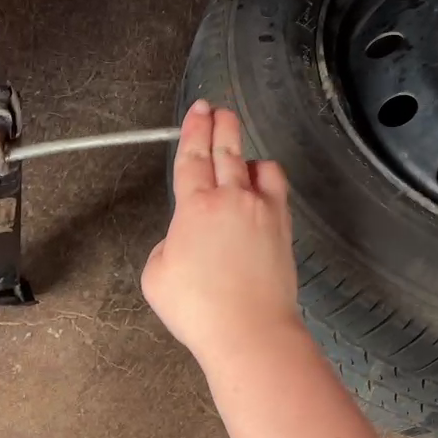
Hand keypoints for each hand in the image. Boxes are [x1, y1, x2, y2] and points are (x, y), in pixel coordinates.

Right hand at [141, 101, 303, 367]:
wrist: (247, 329)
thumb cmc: (197, 308)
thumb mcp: (155, 276)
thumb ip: (165, 245)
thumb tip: (182, 239)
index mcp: (194, 208)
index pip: (191, 158)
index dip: (192, 130)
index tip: (197, 110)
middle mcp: (231, 199)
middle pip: (225, 150)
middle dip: (220, 125)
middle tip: (216, 109)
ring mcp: (261, 210)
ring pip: (254, 165)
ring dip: (244, 153)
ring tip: (237, 154)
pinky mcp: (282, 227)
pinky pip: (275, 187)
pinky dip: (265, 178)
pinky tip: (260, 184)